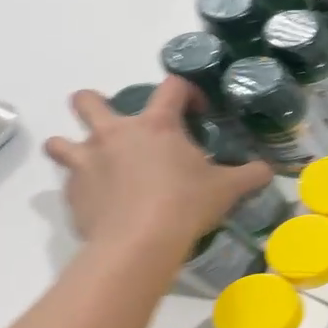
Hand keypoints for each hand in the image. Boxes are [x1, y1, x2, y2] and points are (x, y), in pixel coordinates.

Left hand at [44, 79, 270, 255]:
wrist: (140, 240)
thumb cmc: (188, 203)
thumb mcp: (230, 188)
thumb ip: (251, 174)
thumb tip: (267, 170)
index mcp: (157, 126)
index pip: (171, 87)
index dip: (186, 92)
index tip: (196, 111)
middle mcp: (114, 134)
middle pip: (87, 100)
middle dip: (97, 105)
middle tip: (121, 128)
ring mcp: (86, 160)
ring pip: (59, 140)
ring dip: (74, 146)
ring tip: (97, 164)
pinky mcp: (71, 190)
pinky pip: (70, 181)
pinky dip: (85, 187)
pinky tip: (105, 203)